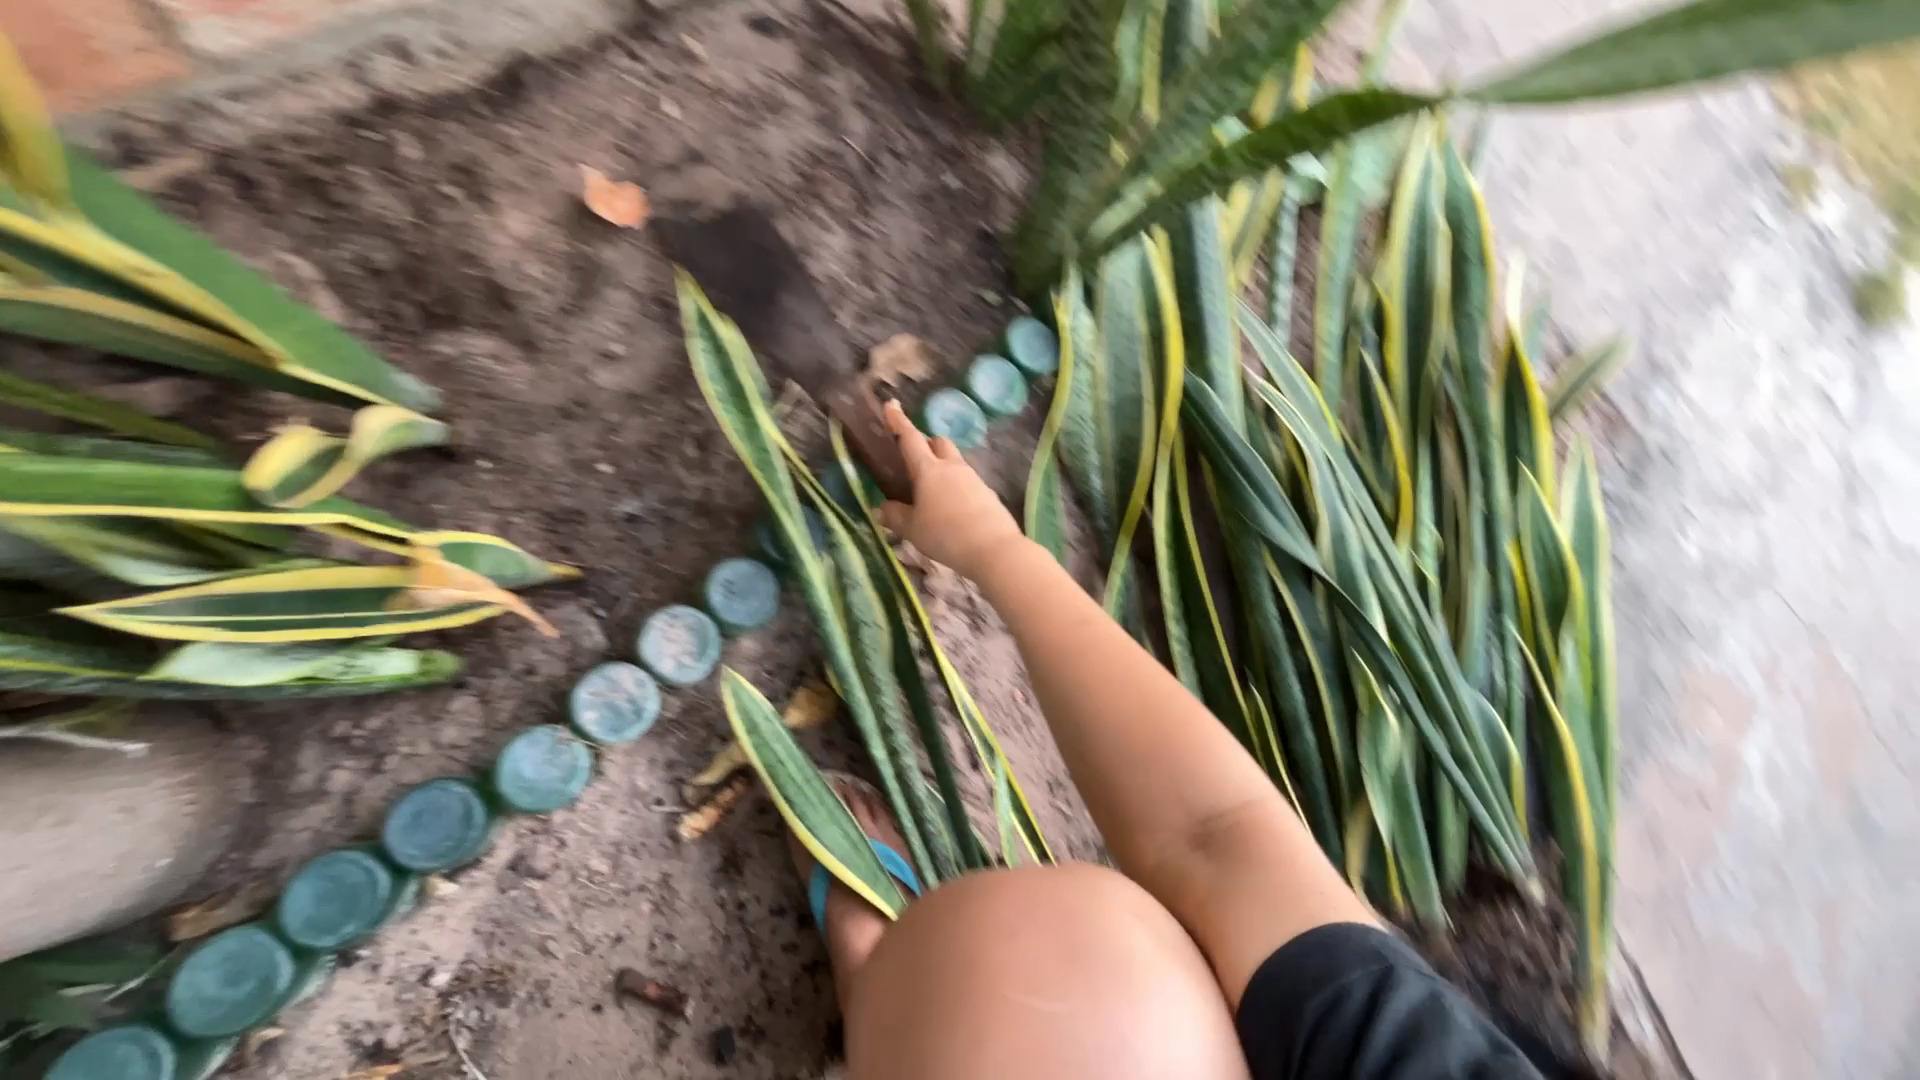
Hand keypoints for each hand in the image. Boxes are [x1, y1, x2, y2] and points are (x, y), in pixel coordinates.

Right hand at [874, 400, 1026, 580]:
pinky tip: (952, 509)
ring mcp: (974, 478)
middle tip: (914, 460)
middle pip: (938, 442)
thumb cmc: (946, 535)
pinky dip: (956, 487)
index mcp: (929, 470)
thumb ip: (895, 516)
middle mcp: (952, 467)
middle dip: (926, 444)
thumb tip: (882, 508)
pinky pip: (967, 481)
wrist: (994, 549)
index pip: (910, 439)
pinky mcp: (988, 493)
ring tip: (931, 493)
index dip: (898, 422)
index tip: (891, 405)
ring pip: (955, 461)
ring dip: (942, 467)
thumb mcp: (913, 529)